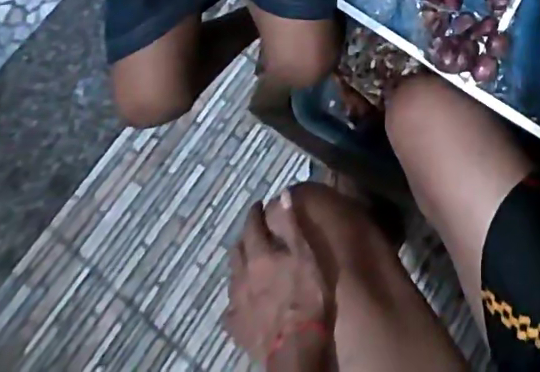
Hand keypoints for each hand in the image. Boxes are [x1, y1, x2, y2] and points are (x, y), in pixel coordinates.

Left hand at [225, 190, 331, 366]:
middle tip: (256, 231)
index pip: (252, 227)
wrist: (296, 346)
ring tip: (250, 262)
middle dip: (245, 237)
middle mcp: (242, 277)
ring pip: (232, 277)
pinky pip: (232, 307)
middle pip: (237, 251)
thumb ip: (293, 225)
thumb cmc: (307, 294)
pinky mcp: (237, 327)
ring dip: (240, 265)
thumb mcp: (306, 254)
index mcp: (260, 256)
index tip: (259, 204)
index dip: (255, 214)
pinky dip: (238, 297)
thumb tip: (283, 194)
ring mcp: (237, 304)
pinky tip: (244, 302)